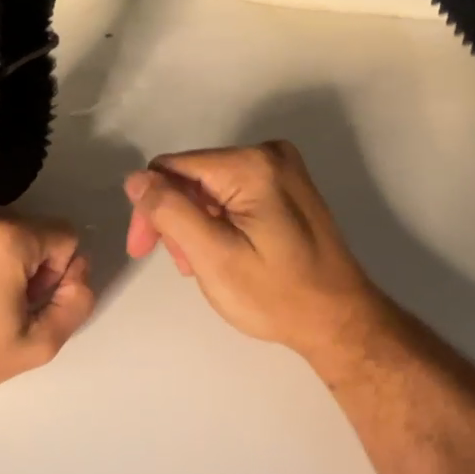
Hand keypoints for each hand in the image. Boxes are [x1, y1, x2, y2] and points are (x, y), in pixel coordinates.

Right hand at [125, 141, 385, 363]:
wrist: (338, 320)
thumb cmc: (275, 295)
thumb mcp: (213, 255)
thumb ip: (170, 211)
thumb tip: (136, 179)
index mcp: (251, 164)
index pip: (170, 168)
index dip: (149, 208)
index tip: (144, 252)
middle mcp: (268, 154)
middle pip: (191, 177)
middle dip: (175, 219)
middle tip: (186, 266)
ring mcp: (282, 170)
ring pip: (209, 189)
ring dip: (195, 225)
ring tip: (207, 266)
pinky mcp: (287, 189)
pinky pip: (232, 196)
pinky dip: (218, 224)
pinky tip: (225, 254)